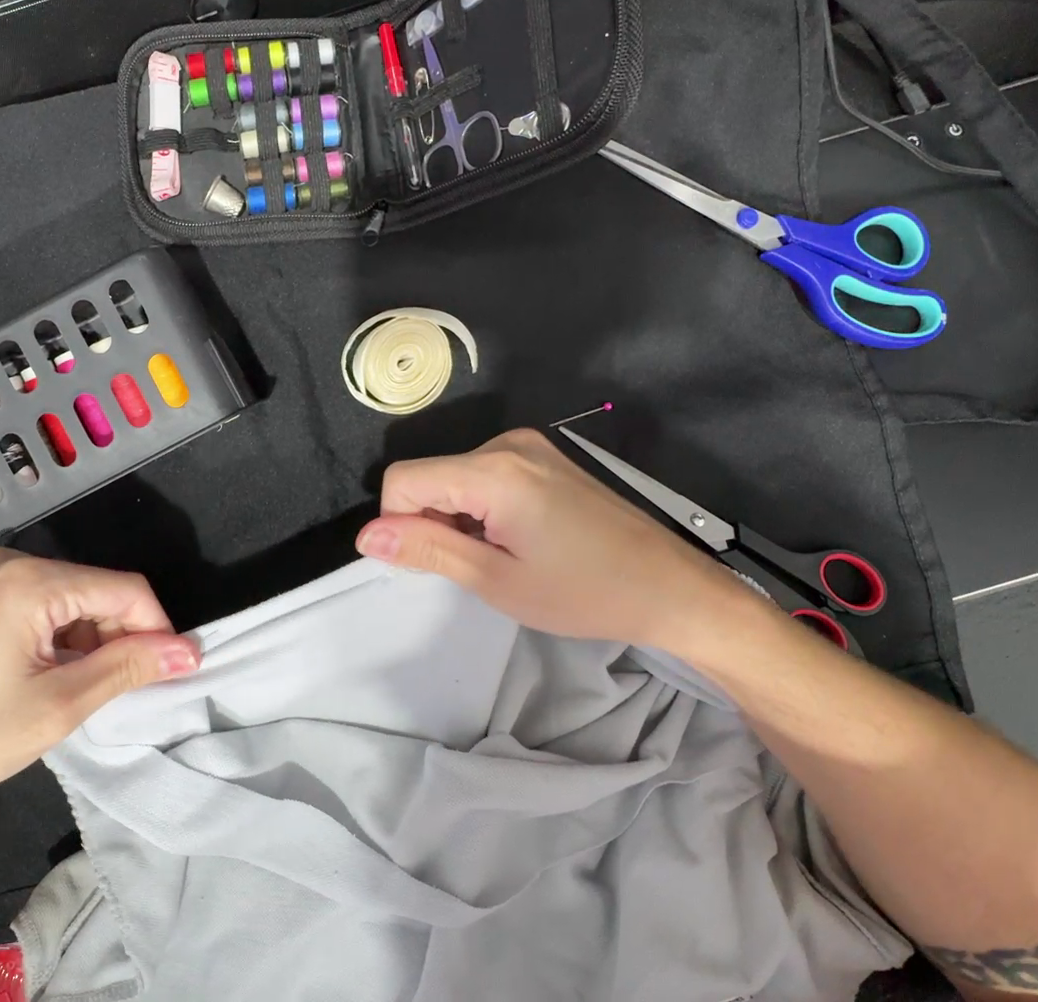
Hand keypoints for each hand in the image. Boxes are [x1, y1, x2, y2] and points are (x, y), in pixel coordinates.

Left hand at [0, 551, 199, 843]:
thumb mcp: (58, 706)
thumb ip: (127, 668)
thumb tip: (189, 651)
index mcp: (29, 581)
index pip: (125, 589)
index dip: (157, 630)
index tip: (169, 674)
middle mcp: (4, 563)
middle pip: (93, 588)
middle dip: (118, 635)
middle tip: (115, 691)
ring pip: (64, 597)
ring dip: (85, 638)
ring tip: (73, 690)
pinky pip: (31, 603)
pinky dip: (52, 635)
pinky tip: (41, 675)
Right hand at [354, 428, 776, 650]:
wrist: (672, 588)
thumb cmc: (584, 592)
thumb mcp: (497, 580)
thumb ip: (428, 550)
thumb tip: (366, 536)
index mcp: (494, 470)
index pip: (403, 480)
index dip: (402, 524)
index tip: (438, 562)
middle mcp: (508, 444)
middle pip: (430, 476)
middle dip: (434, 522)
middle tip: (481, 567)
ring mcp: (531, 448)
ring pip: (455, 477)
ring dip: (460, 519)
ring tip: (506, 556)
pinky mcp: (545, 458)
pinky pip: (485, 476)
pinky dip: (482, 509)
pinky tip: (520, 539)